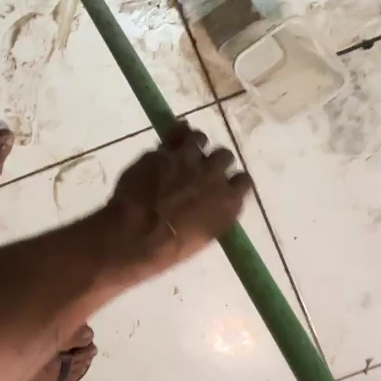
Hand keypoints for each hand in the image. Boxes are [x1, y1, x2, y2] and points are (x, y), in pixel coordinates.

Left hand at [99, 121, 251, 279]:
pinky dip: (174, 135)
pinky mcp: (162, 152)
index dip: (233, 179)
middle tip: (203, 166)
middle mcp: (212, 175)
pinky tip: (173, 135)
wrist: (137, 233)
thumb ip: (214, 212)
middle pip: (224, 155)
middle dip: (215, 159)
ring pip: (199, 138)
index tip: (225, 181)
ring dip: (195, 142)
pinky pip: (174, 135)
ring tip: (187, 148)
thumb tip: (212, 202)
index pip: (243, 180)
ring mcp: (186, 159)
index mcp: (228, 201)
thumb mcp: (205, 235)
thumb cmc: (171, 246)